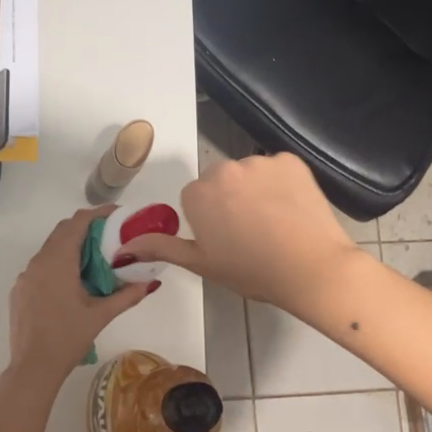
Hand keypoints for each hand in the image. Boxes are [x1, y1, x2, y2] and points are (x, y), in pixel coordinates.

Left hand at [9, 206, 154, 378]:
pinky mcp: (20, 291)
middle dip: (87, 230)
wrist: (33, 367)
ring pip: (50, 250)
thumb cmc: (68, 339)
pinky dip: (58, 265)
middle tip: (111, 238)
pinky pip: (41, 268)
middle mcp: (38, 262)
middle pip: (63, 232)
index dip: (99, 215)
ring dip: (72, 248)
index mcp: (57, 262)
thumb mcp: (101, 315)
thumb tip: (149, 282)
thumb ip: (127, 295)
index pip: (78, 223)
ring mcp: (25, 277)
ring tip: (96, 261)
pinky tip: (72, 283)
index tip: (119, 217)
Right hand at [122, 153, 361, 310]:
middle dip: (228, 200)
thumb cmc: (251, 270)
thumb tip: (121, 249)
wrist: (310, 268)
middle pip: (219, 181)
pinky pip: (277, 169)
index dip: (208, 220)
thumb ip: (161, 248)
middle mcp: (224, 169)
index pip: (194, 199)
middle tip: (248, 234)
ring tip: (272, 223)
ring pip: (248, 174)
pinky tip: (290, 210)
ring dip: (254, 191)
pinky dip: (281, 185)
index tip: (224, 240)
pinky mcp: (291, 161)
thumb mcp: (201, 263)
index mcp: (198, 194)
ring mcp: (260, 162)